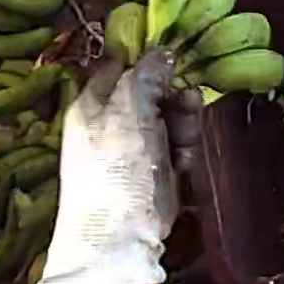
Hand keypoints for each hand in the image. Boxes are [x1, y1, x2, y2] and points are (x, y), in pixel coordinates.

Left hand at [33, 49, 178, 283]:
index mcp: (94, 103)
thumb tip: (165, 51)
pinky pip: (179, 144)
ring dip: (184, 122)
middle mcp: (114, 120)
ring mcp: (137, 145)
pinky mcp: (158, 167)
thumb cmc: (115, 164)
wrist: (120, 233)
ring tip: (185, 137)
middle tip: (189, 97)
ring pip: (172, 116)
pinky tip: (182, 162)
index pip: (119, 65)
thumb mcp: (128, 108)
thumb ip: (147, 75)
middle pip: (152, 90)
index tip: (173, 52)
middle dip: (174, 94)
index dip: (145, 57)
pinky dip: (185, 150)